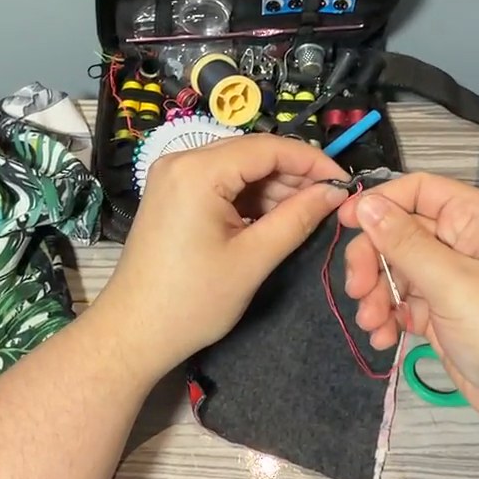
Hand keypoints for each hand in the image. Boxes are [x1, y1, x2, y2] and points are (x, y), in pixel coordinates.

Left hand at [89, 134, 348, 380]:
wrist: (133, 331)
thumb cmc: (192, 300)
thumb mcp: (253, 259)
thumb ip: (297, 218)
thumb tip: (335, 193)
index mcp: (198, 170)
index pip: (268, 147)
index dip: (312, 162)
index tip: (346, 184)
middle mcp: (181, 160)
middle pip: (252, 153)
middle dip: (294, 175)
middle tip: (330, 203)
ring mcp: (173, 175)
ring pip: (238, 167)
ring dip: (273, 187)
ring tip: (307, 215)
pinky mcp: (171, 193)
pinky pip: (220, 182)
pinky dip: (249, 197)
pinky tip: (274, 218)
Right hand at [336, 174, 478, 450]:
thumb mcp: (455, 285)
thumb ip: (405, 242)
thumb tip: (364, 203)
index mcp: (478, 219)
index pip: (418, 191)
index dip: (379, 203)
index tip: (344, 226)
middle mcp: (465, 242)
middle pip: (399, 231)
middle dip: (373, 260)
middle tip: (357, 291)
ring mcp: (455, 280)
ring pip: (396, 269)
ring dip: (377, 294)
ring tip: (372, 325)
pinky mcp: (447, 315)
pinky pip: (405, 303)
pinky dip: (389, 317)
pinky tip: (383, 338)